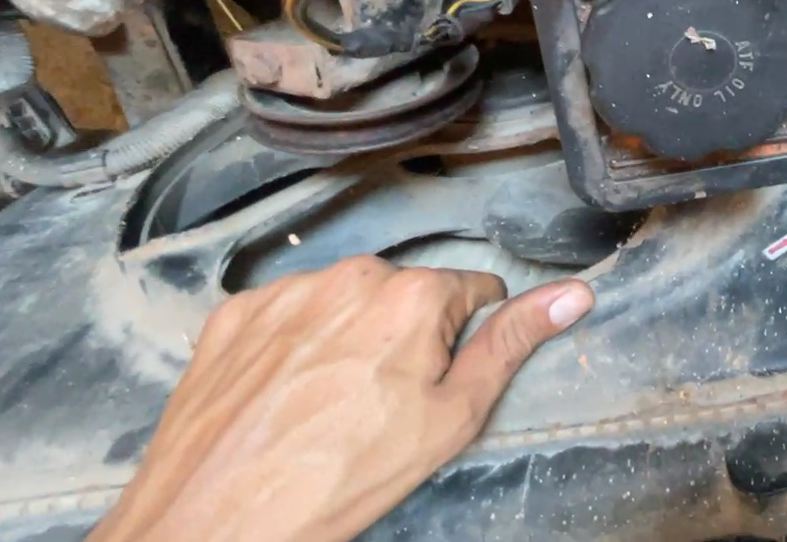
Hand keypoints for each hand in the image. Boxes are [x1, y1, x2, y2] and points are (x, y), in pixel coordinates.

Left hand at [90, 256, 594, 541]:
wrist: (208, 533)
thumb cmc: (350, 475)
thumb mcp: (453, 416)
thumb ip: (514, 342)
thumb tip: (577, 292)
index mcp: (418, 292)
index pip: (474, 292)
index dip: (463, 339)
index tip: (431, 383)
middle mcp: (356, 272)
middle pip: (410, 292)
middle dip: (407, 331)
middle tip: (376, 398)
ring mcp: (289, 289)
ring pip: (350, 298)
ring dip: (351, 330)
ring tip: (323, 396)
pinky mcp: (233, 312)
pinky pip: (290, 308)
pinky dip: (294, 336)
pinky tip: (279, 386)